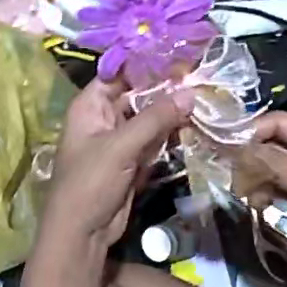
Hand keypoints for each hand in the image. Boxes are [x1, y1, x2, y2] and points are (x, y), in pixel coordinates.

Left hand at [43, 79, 189, 249]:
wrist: (82, 233)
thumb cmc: (90, 182)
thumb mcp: (121, 146)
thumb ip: (156, 118)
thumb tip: (190, 93)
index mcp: (90, 105)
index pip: (120, 72)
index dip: (146, 62)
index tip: (178, 52)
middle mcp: (104, 117)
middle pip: (138, 93)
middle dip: (166, 87)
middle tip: (199, 75)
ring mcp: (119, 139)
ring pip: (150, 116)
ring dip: (172, 110)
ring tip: (203, 96)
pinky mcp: (133, 159)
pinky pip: (155, 138)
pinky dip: (171, 132)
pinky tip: (194, 122)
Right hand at [244, 112, 286, 277]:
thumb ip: (277, 166)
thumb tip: (238, 147)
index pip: (279, 122)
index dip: (251, 132)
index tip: (222, 150)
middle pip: (277, 142)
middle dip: (253, 157)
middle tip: (229, 177)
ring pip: (278, 166)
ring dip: (259, 177)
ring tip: (243, 195)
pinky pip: (285, 186)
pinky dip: (270, 192)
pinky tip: (257, 204)